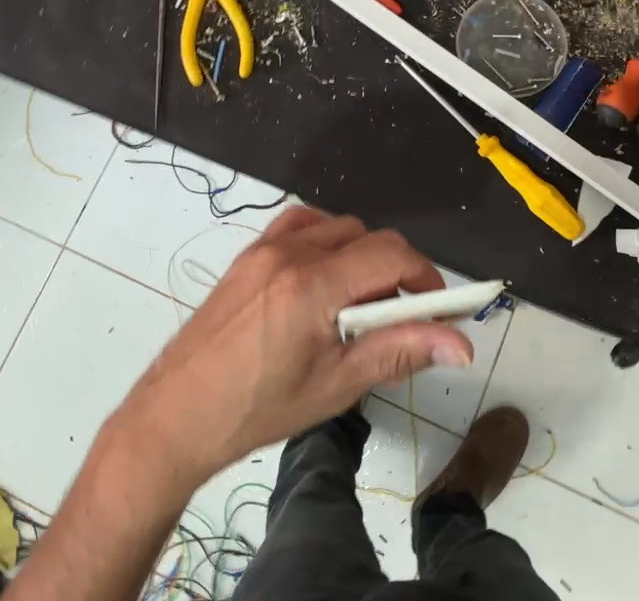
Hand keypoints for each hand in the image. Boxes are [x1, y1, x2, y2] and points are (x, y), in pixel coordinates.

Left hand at [114, 207, 473, 481]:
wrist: (178, 413)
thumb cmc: (257, 409)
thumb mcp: (335, 386)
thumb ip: (398, 351)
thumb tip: (460, 345)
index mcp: (311, 286)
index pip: (391, 254)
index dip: (426, 277)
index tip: (437, 312)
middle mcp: (288, 254)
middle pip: (368, 237)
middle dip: (397, 271)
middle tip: (400, 319)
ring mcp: (264, 249)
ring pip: (337, 228)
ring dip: (363, 256)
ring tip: (361, 304)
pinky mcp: (248, 255)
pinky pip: (301, 226)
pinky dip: (327, 242)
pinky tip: (326, 277)